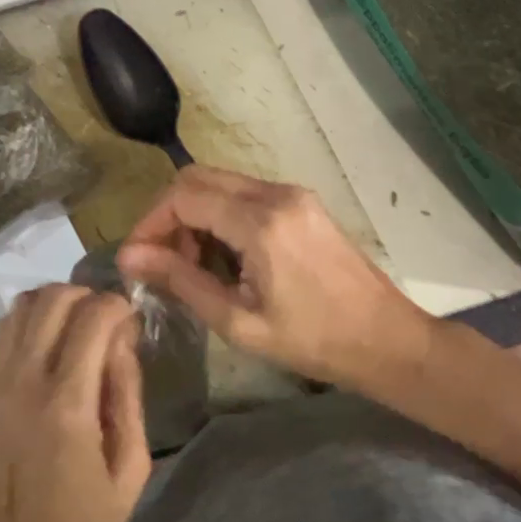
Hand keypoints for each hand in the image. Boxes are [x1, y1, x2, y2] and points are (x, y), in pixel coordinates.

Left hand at [0, 285, 148, 521]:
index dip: (117, 305)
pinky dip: (29, 316)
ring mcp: (0, 378)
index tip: (132, 316)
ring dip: (56, 300)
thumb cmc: (85, 517)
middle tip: (108, 317)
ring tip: (79, 321)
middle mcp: (27, 380)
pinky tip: (48, 335)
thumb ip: (128, 396)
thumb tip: (124, 340)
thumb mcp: (130, 468)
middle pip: (54, 300)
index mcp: (68, 405)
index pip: (91, 319)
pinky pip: (3, 326)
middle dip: (87, 295)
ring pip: (24, 304)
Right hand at [117, 166, 434, 389]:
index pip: (183, 197)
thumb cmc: (314, 342)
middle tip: (162, 258)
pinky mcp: (301, 202)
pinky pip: (242, 193)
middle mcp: (275, 194)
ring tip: (192, 263)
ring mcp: (292, 193)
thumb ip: (181, 281)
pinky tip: (224, 256)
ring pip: (218, 182)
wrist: (391, 343)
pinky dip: (219, 214)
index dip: (150, 223)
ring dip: (193, 214)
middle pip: (196, 178)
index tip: (138, 258)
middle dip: (168, 214)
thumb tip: (129, 257)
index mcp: (260, 223)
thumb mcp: (239, 322)